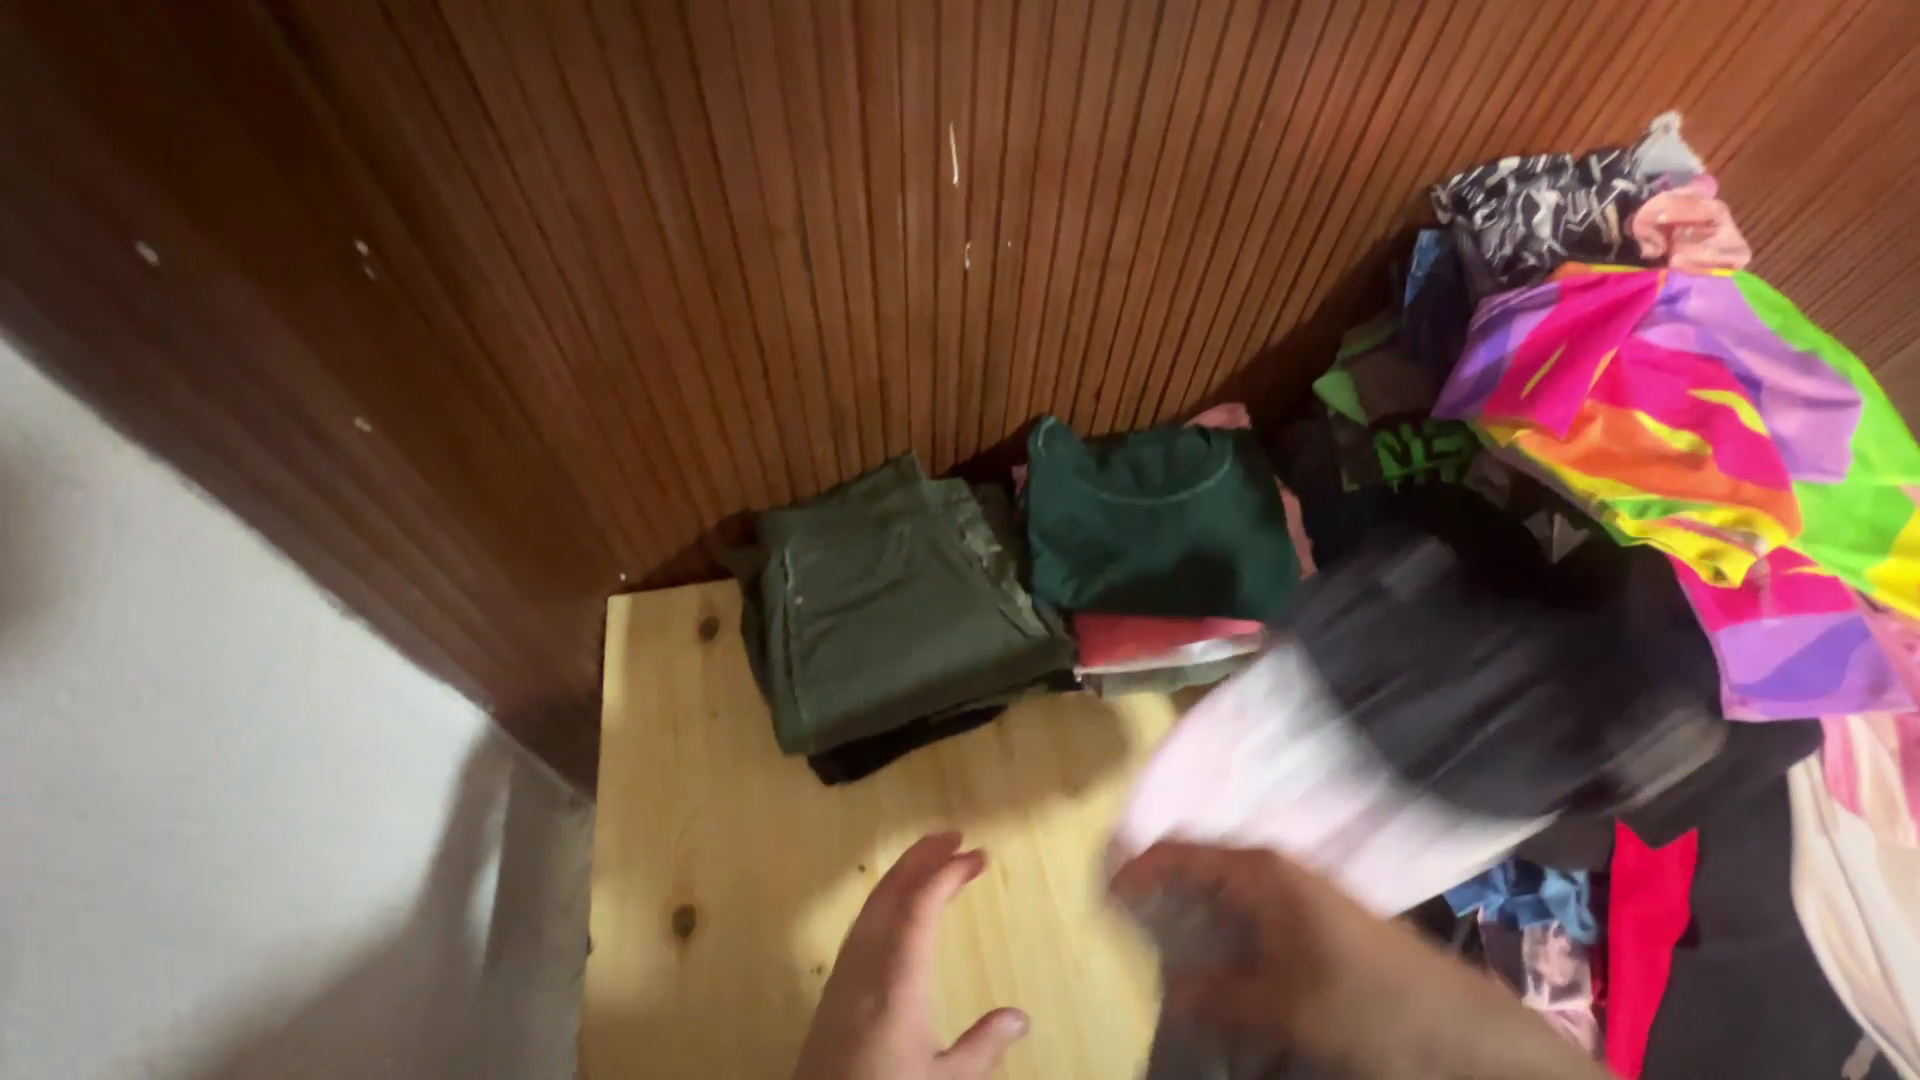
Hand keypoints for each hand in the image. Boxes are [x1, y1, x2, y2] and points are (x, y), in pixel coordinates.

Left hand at [792, 833, 1029, 1079]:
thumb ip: (981, 1049)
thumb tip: (1020, 1017)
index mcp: (896, 982)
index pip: (919, 907)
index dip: (947, 873)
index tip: (978, 855)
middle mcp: (865, 966)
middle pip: (891, 893)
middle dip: (922, 857)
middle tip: (955, 836)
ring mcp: (844, 975)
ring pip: (872, 905)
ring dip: (902, 874)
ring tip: (931, 857)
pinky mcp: (833, 990)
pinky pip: (862, 924)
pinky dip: (886, 899)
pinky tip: (898, 906)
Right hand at [1109, 841, 1372, 1048]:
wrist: (1464, 1029)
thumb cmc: (1367, 1002)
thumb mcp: (1285, 1005)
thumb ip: (1219, 994)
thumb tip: (1169, 989)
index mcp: (1260, 870)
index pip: (1181, 850)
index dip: (1140, 867)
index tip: (1104, 891)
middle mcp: (1275, 868)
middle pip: (1200, 864)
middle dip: (1162, 888)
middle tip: (1127, 921)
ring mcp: (1298, 890)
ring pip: (1225, 889)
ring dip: (1193, 912)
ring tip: (1165, 945)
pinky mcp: (1315, 918)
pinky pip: (1250, 911)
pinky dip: (1223, 928)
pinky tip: (1219, 961)